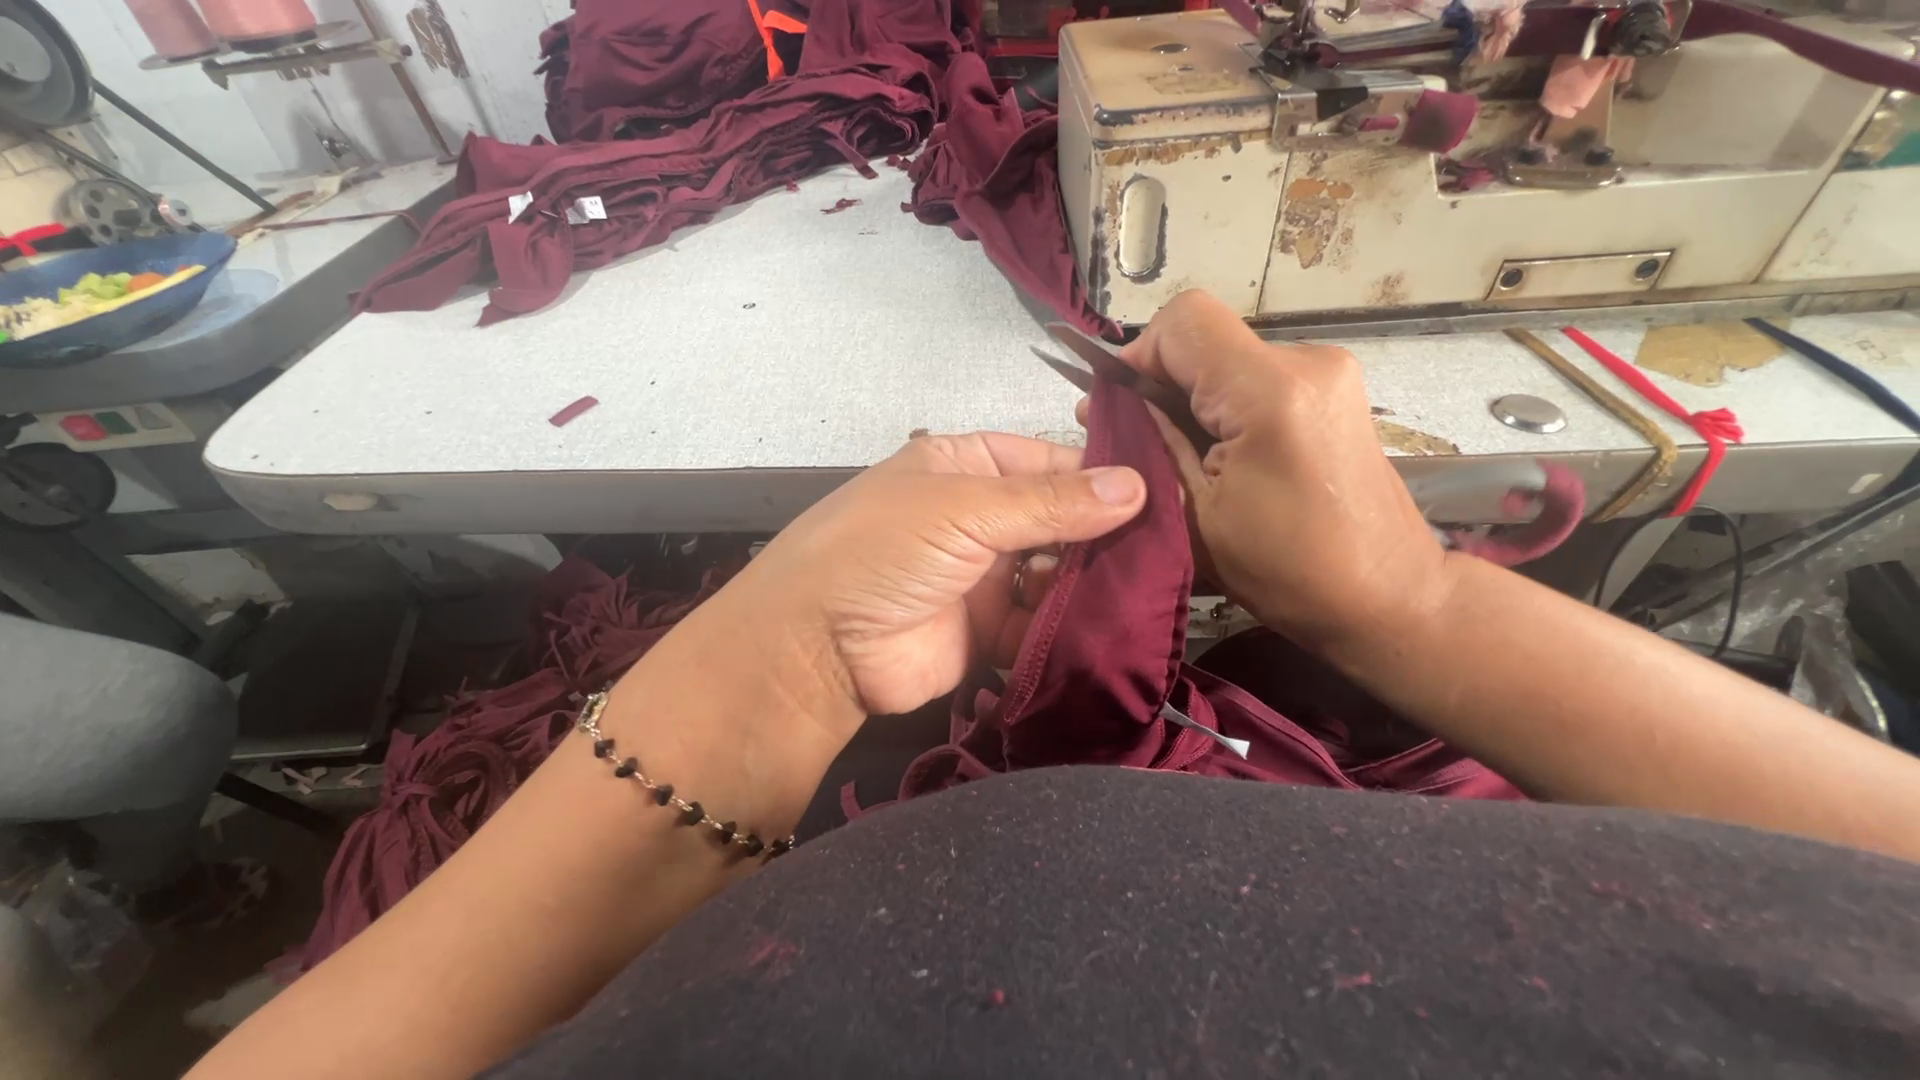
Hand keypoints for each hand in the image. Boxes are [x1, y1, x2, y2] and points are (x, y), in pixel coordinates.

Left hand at [717, 432, 1146, 735]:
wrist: (816, 647)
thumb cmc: (883, 550)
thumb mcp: (964, 509)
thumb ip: (1050, 503)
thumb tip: (1136, 485)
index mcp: (966, 466)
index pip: (1049, 461)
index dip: (1103, 475)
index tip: (1166, 491)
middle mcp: (979, 517)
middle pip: (1059, 519)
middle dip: (1107, 533)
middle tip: (1176, 546)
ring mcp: (985, 576)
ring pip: (1056, 574)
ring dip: (1095, 581)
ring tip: (1157, 586)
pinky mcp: (989, 632)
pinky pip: (1042, 624)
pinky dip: (1072, 626)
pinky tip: (1117, 626)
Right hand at [1111, 290, 1452, 653]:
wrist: (1388, 595)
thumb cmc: (1288, 569)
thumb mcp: (1193, 516)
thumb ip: (1150, 445)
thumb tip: (1108, 402)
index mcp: (1271, 391)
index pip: (1183, 321)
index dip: (1139, 355)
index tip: (1124, 409)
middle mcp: (1307, 361)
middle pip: (1205, 340)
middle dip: (1163, 386)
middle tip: (1141, 445)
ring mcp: (1329, 372)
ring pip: (1228, 360)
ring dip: (1195, 401)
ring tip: (1189, 461)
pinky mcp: (1334, 390)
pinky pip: (1257, 378)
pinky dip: (1227, 408)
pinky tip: (1227, 458)